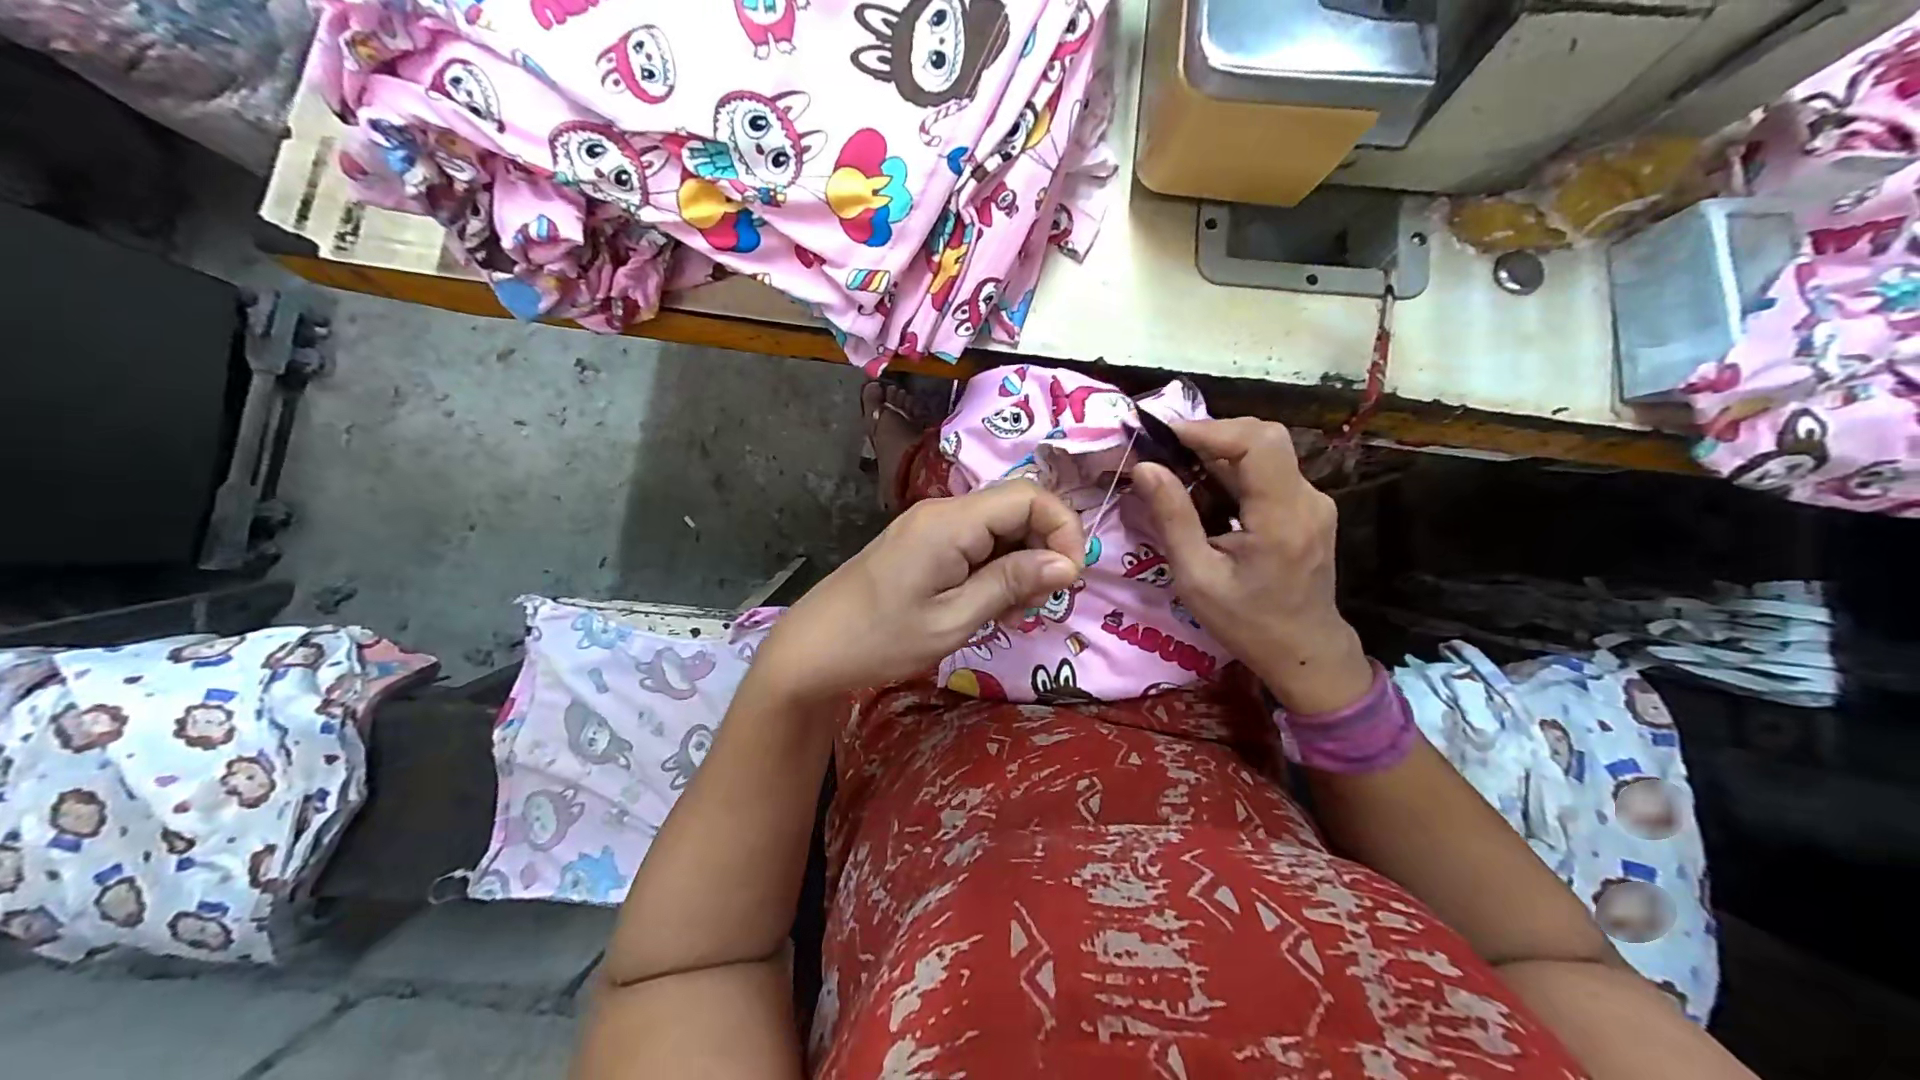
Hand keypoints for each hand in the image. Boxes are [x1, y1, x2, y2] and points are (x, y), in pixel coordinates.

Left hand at [750, 480, 1085, 703]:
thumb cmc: (880, 640)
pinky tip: (987, 605)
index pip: (1029, 496)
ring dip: (1020, 563)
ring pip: (999, 526)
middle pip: (1017, 507)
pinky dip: (995, 568)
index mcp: (949, 522)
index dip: (1063, 529)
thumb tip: (1068, 563)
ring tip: (1010, 611)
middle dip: (1042, 549)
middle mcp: (942, 511)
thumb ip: (1011, 584)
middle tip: (1037, 603)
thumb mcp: (953, 620)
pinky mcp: (923, 542)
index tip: (1068, 578)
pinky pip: (976, 542)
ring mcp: (930, 525)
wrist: (813, 649)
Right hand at [1132, 418, 1373, 714]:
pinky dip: (1234, 471)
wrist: (1304, 650)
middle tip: (1167, 451)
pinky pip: (1269, 472)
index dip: (1210, 429)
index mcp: (1282, 517)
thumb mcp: (1197, 577)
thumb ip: (1172, 518)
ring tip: (1179, 470)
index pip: (1258, 442)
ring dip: (1220, 453)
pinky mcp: (1308, 508)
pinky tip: (1206, 491)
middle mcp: (1307, 499)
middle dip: (1212, 436)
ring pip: (1266, 453)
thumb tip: (1145, 467)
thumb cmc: (1246, 622)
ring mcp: (1313, 502)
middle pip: (1264, 438)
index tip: (1166, 437)